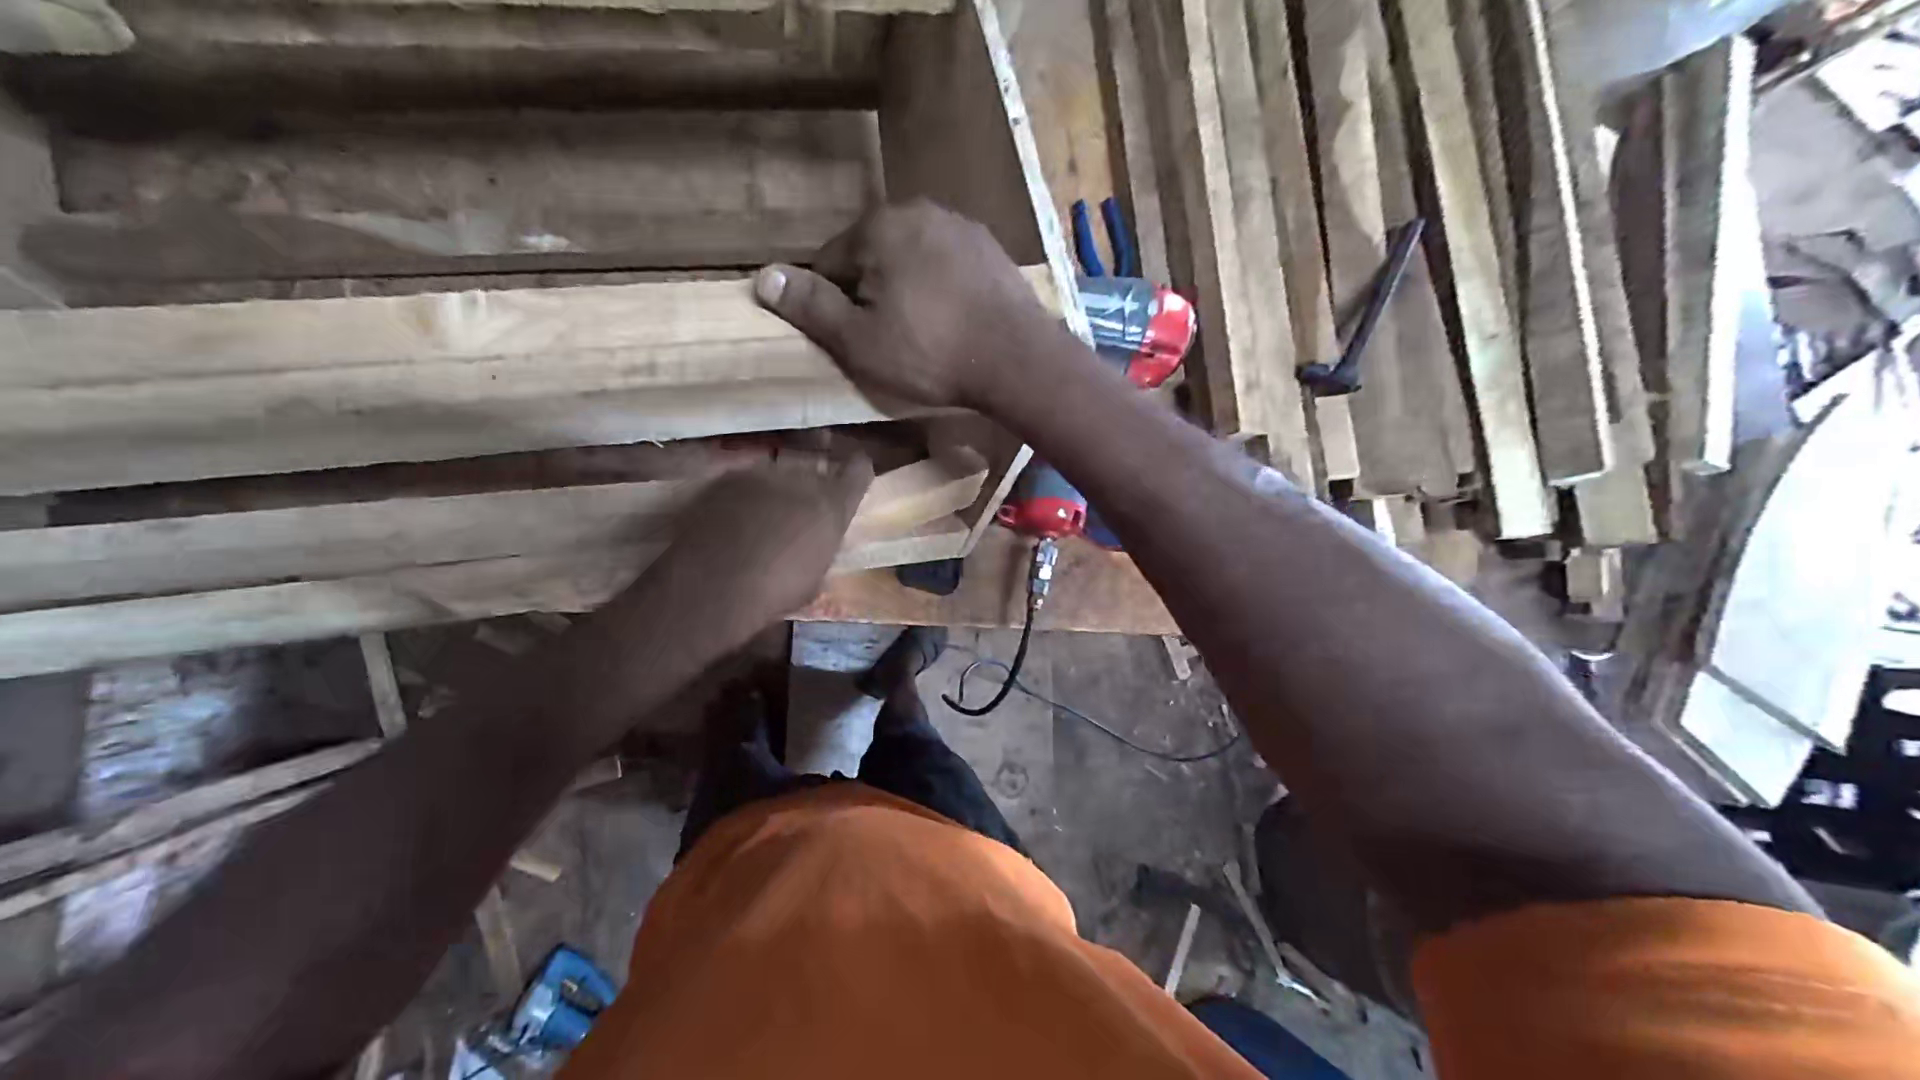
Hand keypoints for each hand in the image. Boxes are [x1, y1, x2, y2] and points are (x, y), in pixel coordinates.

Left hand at [666, 449, 874, 619]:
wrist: (713, 584)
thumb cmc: (775, 591)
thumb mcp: (814, 578)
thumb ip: (821, 549)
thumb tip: (815, 547)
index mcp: (831, 504)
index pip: (858, 471)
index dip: (857, 472)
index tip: (855, 475)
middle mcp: (799, 478)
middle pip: (810, 474)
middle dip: (807, 492)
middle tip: (796, 518)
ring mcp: (758, 474)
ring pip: (774, 478)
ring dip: (771, 494)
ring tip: (758, 524)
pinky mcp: (722, 480)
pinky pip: (740, 485)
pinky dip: (739, 500)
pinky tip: (727, 525)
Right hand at [753, 199, 1064, 410]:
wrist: (1017, 360)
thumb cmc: (929, 353)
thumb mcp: (858, 339)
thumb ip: (811, 306)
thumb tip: (764, 276)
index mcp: (878, 226)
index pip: (830, 261)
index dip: (831, 303)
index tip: (847, 338)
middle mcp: (920, 211)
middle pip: (873, 256)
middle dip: (871, 292)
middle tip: (886, 341)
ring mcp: (962, 226)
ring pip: (913, 260)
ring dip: (907, 290)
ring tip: (922, 336)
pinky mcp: (992, 250)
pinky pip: (949, 267)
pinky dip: (942, 290)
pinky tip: (952, 323)